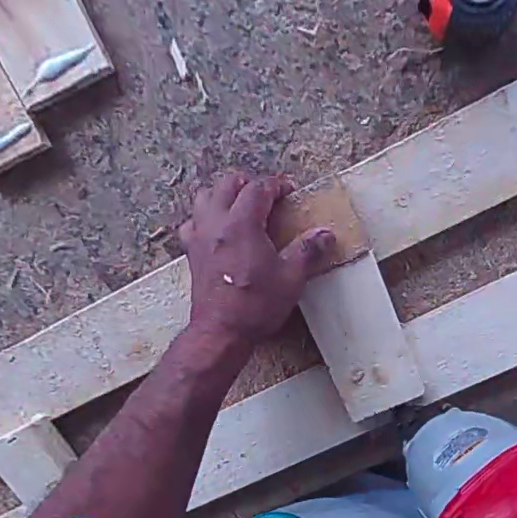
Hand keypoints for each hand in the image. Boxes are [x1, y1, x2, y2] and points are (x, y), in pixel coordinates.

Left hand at [178, 172, 335, 348]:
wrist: (221, 333)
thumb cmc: (254, 307)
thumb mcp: (291, 279)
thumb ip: (308, 252)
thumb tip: (325, 236)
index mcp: (242, 224)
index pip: (258, 188)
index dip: (276, 185)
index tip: (288, 192)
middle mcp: (216, 224)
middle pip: (227, 185)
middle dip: (248, 184)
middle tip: (265, 196)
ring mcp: (199, 239)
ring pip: (204, 199)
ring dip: (222, 196)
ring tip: (239, 207)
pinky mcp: (192, 256)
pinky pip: (191, 225)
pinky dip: (202, 220)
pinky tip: (214, 231)